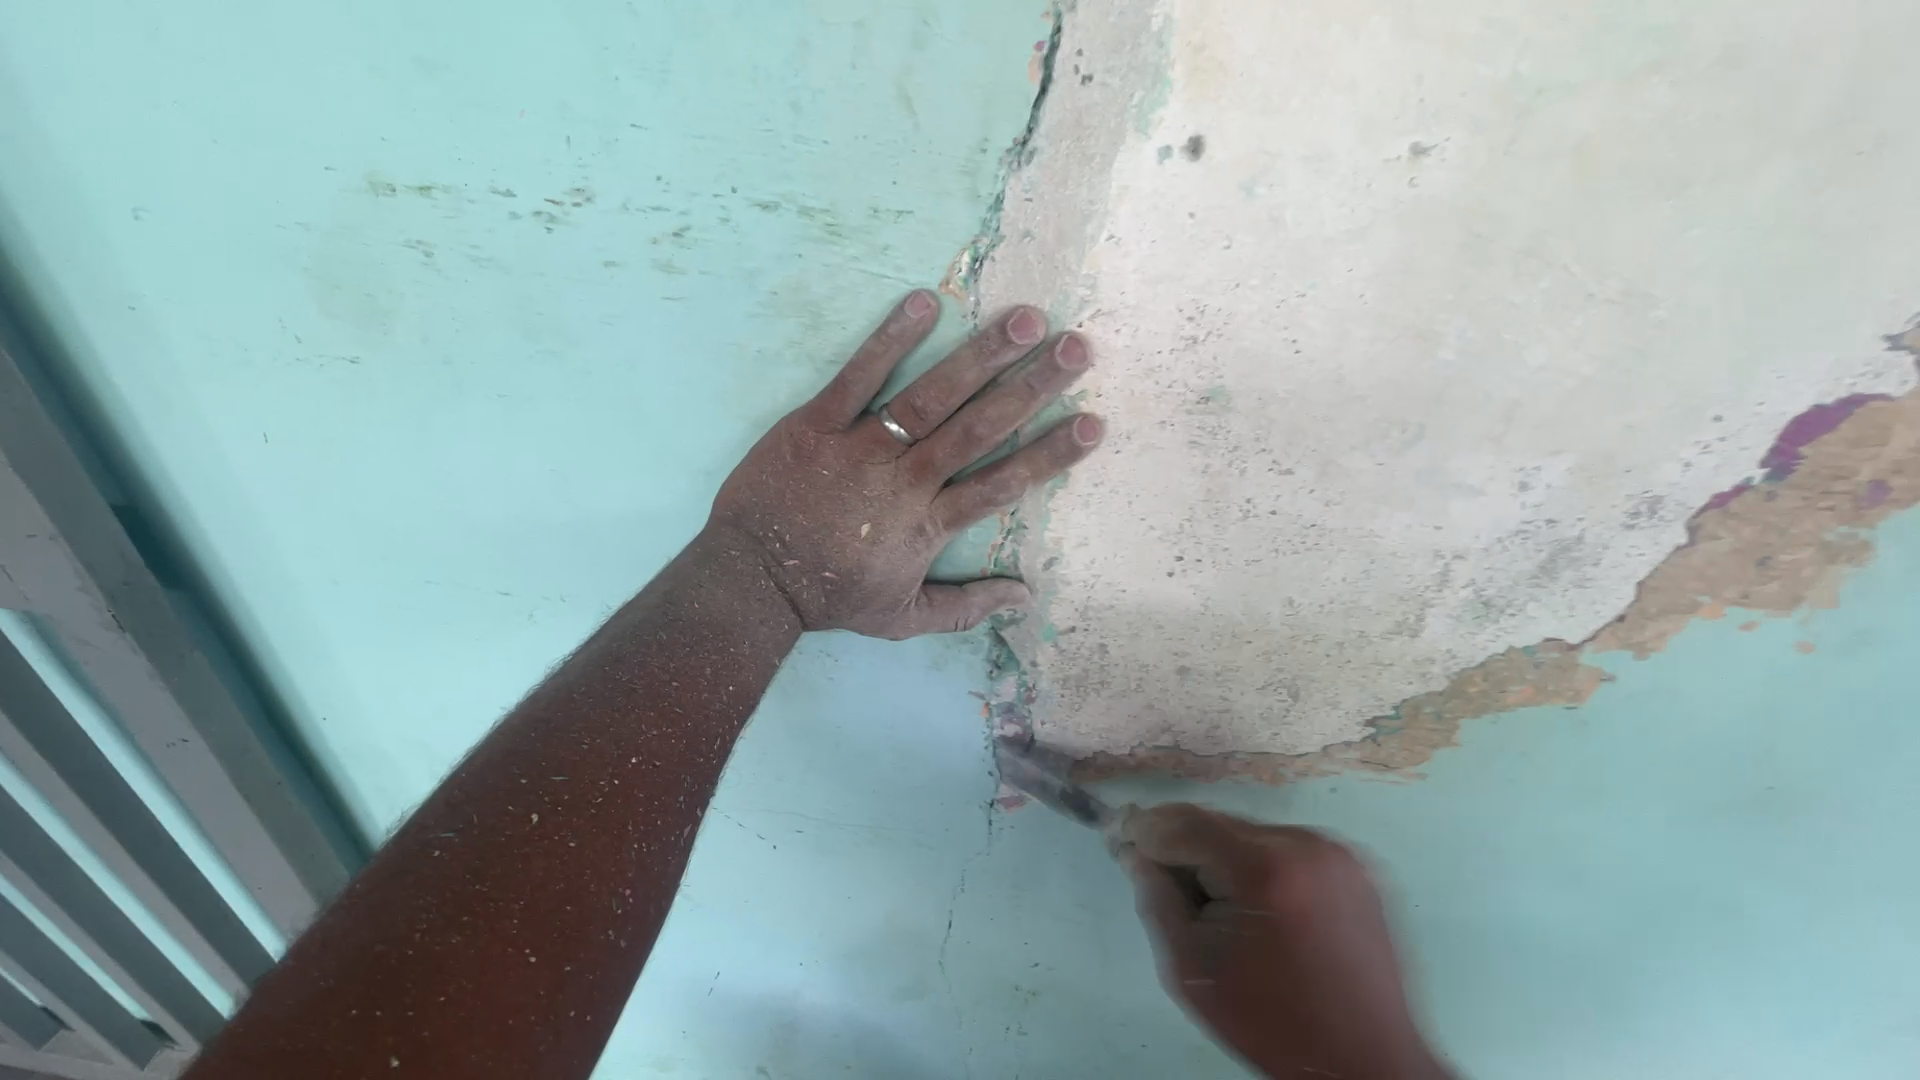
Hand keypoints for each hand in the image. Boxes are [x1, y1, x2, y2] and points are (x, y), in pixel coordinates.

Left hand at [707, 289, 1101, 638]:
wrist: (751, 579)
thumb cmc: (831, 595)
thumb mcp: (903, 619)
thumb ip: (966, 607)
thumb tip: (1026, 597)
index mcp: (929, 524)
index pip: (1003, 484)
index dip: (1051, 454)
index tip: (1094, 423)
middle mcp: (906, 479)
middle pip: (979, 428)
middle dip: (1032, 386)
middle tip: (1077, 347)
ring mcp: (861, 447)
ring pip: (930, 397)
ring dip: (980, 356)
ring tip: (1024, 319)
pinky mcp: (816, 423)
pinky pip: (857, 377)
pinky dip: (890, 341)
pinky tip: (925, 302)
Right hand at [1119, 804, 1453, 1079]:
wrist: (1367, 1064)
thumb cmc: (1271, 1023)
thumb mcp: (1191, 969)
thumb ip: (1156, 898)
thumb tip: (1133, 850)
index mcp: (1265, 868)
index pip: (1184, 823)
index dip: (1145, 829)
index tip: (1117, 834)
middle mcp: (1305, 844)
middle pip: (1217, 824)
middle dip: (1182, 844)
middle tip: (1155, 871)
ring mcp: (1336, 852)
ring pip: (1249, 833)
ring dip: (1220, 853)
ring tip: (1212, 898)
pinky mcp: (1353, 865)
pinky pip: (1285, 846)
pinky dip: (1258, 863)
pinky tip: (1253, 901)